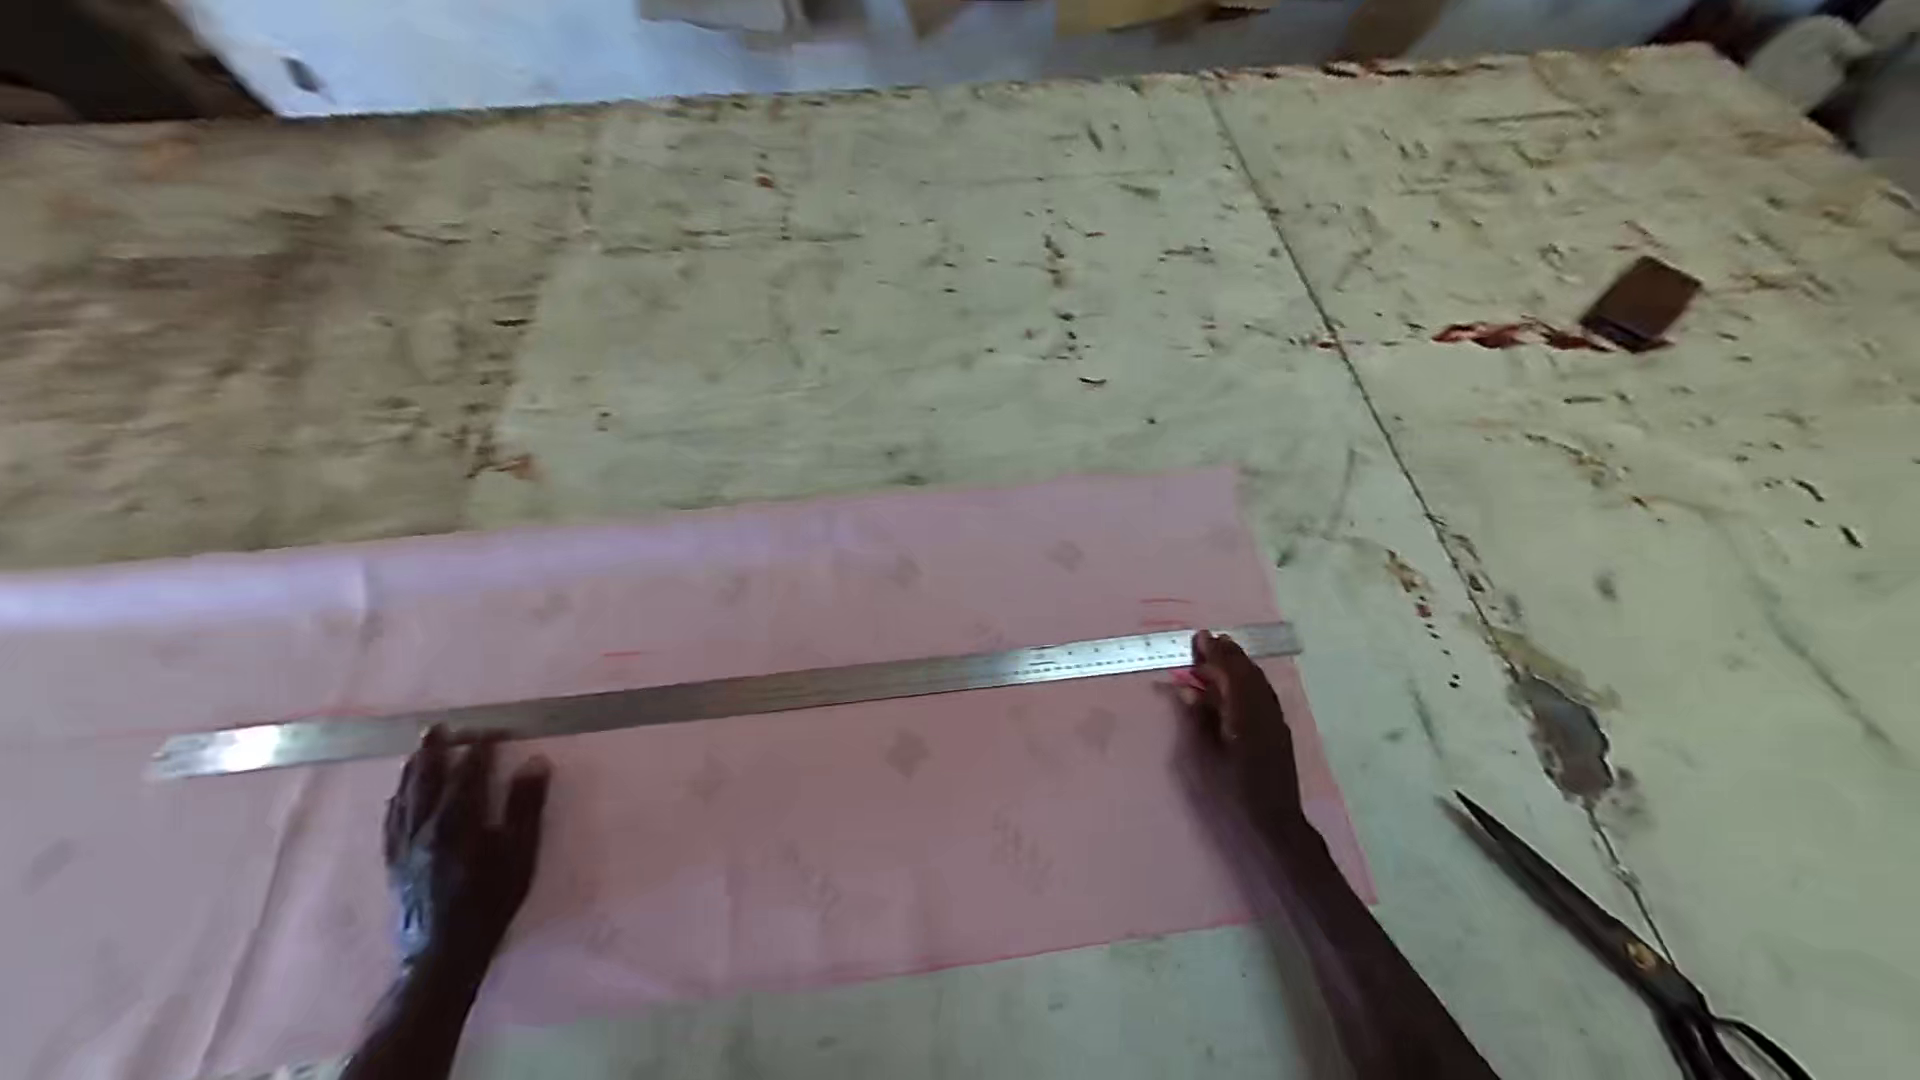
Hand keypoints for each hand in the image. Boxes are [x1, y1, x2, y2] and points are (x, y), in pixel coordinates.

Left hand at [382, 727, 550, 970]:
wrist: (443, 953)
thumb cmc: (491, 899)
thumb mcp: (521, 853)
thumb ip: (526, 806)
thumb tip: (535, 762)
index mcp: (457, 821)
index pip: (469, 773)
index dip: (480, 749)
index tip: (491, 729)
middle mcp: (424, 828)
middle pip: (427, 780)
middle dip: (434, 752)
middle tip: (438, 727)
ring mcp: (404, 847)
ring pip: (404, 799)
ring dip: (412, 771)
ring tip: (417, 751)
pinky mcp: (394, 864)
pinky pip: (390, 824)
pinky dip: (395, 803)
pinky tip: (396, 797)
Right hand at [1178, 630, 1307, 836]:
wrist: (1273, 822)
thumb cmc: (1232, 791)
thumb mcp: (1204, 756)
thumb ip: (1197, 718)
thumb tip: (1187, 690)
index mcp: (1245, 713)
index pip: (1230, 672)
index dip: (1215, 653)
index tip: (1199, 637)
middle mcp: (1264, 710)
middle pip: (1247, 672)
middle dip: (1228, 654)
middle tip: (1207, 640)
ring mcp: (1274, 720)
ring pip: (1258, 682)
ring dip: (1239, 665)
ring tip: (1221, 654)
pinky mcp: (1277, 731)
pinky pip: (1263, 694)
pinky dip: (1248, 680)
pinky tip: (1237, 685)